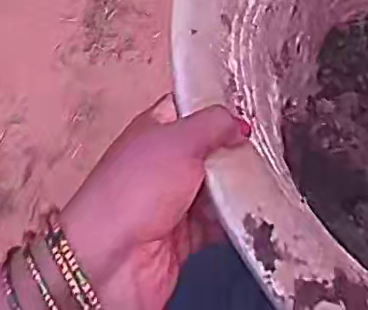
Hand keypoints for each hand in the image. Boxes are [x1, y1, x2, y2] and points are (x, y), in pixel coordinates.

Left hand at [58, 97, 250, 309]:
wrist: (110, 260)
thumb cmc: (130, 191)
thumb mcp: (180, 139)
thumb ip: (214, 123)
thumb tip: (238, 122)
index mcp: (156, 128)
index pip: (190, 107)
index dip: (216, 107)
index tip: (243, 109)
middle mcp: (164, 161)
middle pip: (209, 148)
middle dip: (231, 150)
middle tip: (254, 150)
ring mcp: (172, 199)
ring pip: (216, 186)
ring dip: (235, 187)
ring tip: (257, 182)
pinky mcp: (182, 235)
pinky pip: (217, 222)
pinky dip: (233, 220)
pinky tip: (248, 214)